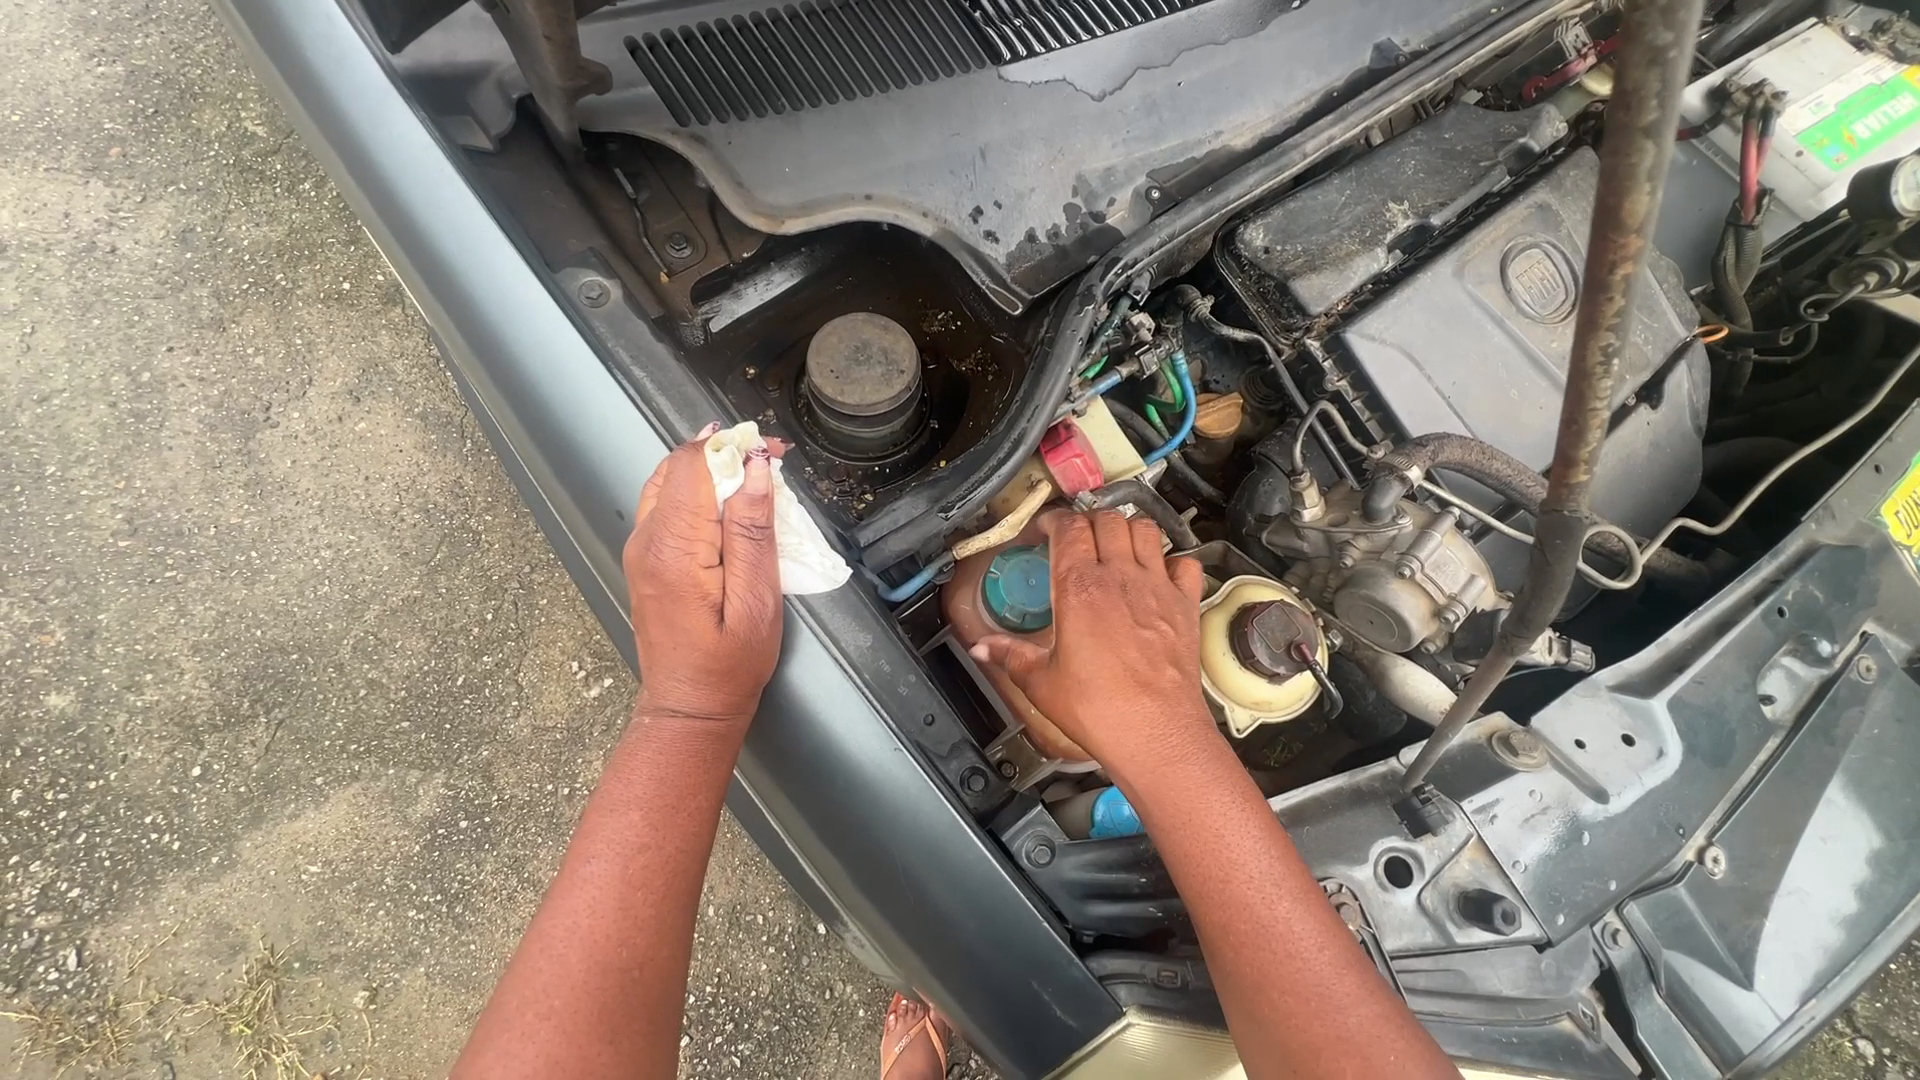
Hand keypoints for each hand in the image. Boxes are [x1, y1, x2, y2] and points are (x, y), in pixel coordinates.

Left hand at [622, 425, 783, 725]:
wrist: (689, 704)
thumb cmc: (730, 662)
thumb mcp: (757, 601)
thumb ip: (753, 532)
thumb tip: (756, 472)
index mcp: (674, 548)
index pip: (695, 467)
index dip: (735, 446)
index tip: (773, 450)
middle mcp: (646, 540)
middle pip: (678, 466)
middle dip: (725, 451)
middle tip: (770, 456)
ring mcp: (639, 548)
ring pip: (668, 479)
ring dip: (711, 465)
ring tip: (753, 469)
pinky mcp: (644, 557)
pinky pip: (665, 502)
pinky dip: (696, 487)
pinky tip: (725, 494)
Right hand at [969, 510, 1214, 784]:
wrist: (1156, 734)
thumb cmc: (1100, 709)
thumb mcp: (1040, 682)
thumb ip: (1009, 655)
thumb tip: (982, 646)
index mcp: (1079, 588)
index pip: (1068, 527)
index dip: (1054, 521)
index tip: (1045, 530)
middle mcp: (1120, 577)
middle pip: (1108, 519)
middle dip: (1089, 520)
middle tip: (1077, 537)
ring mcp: (1158, 588)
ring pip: (1146, 530)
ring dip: (1128, 529)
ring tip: (1115, 544)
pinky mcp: (1185, 607)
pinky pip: (1186, 563)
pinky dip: (1172, 559)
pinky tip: (1158, 573)